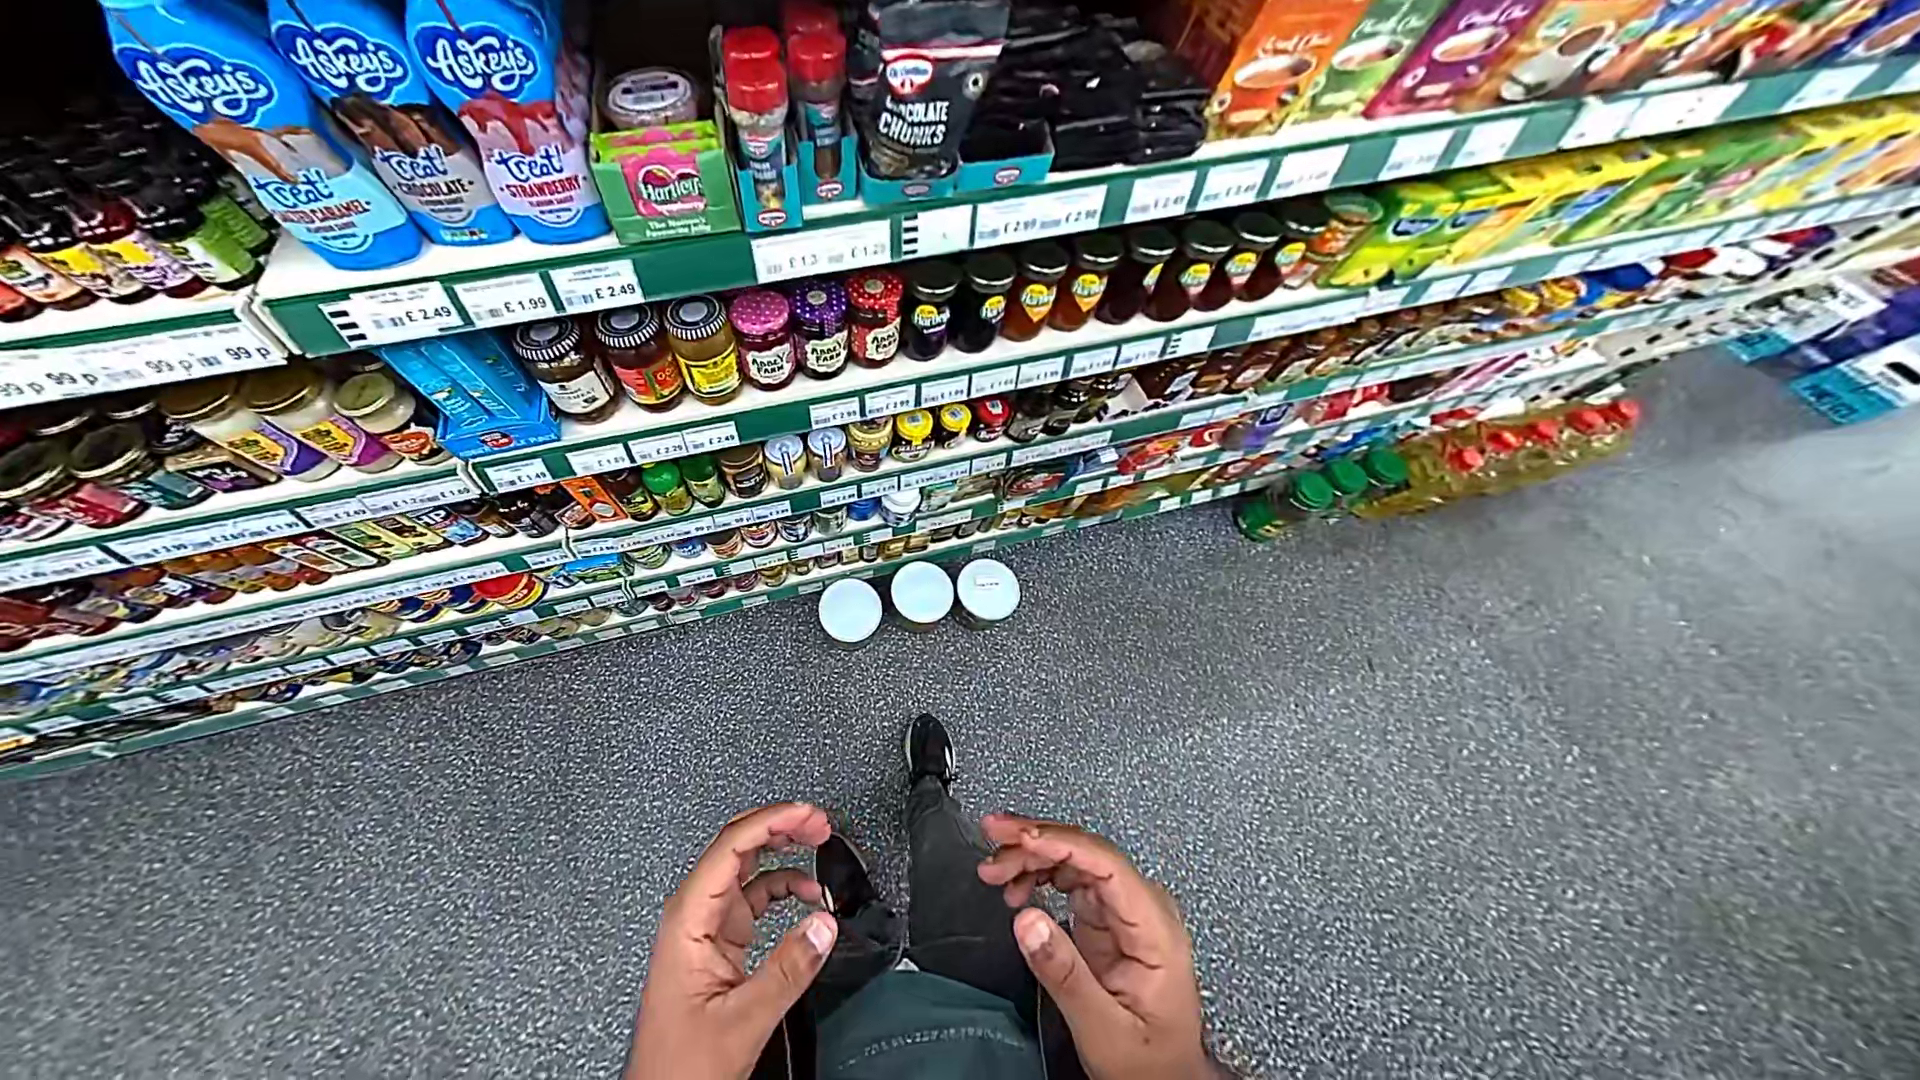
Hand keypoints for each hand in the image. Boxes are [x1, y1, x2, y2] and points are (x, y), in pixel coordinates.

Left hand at [626, 802, 839, 1079]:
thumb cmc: (680, 1067)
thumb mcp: (741, 1021)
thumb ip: (788, 970)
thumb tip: (823, 923)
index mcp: (689, 918)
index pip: (731, 845)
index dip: (772, 821)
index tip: (806, 814)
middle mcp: (696, 911)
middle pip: (739, 843)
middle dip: (781, 824)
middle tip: (818, 822)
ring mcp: (709, 922)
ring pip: (749, 862)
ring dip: (784, 846)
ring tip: (817, 842)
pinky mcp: (722, 936)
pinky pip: (757, 892)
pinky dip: (785, 884)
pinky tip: (806, 893)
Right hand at [978, 814, 1212, 1079]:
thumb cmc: (1148, 1062)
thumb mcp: (1104, 1029)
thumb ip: (1064, 973)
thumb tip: (1027, 920)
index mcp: (1154, 927)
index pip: (1106, 863)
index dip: (1061, 842)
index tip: (1021, 838)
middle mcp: (1142, 905)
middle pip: (1086, 851)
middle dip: (1035, 839)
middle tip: (993, 835)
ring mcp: (1122, 906)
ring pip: (1074, 857)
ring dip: (1031, 854)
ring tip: (994, 868)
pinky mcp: (1105, 913)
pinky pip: (1069, 876)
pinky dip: (1038, 872)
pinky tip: (1016, 884)